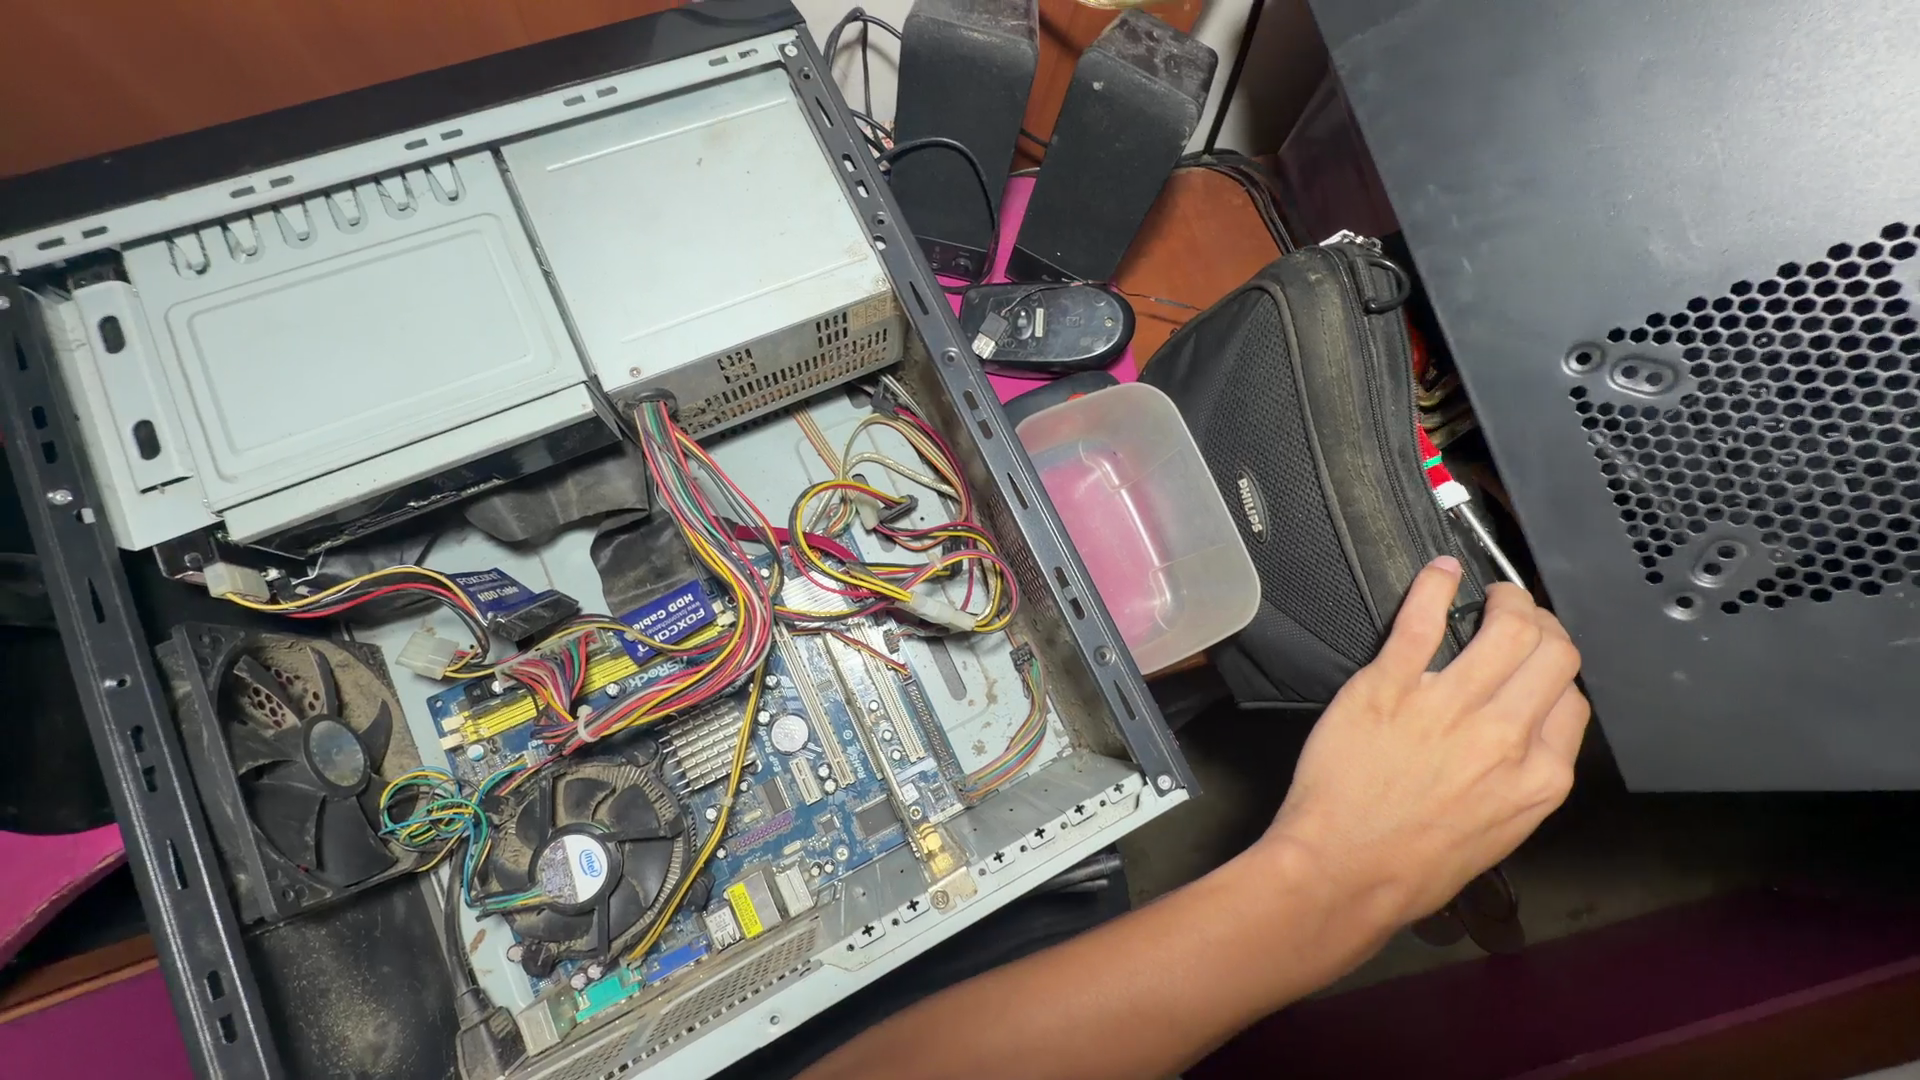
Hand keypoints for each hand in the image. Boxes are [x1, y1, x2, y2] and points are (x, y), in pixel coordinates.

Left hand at [1260, 556, 1588, 930]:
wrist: (1345, 865)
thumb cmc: (1414, 860)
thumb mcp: (1497, 829)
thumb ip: (1519, 776)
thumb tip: (1526, 731)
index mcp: (1541, 777)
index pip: (1572, 701)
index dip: (1555, 673)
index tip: (1535, 660)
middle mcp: (1506, 735)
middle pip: (1552, 654)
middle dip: (1543, 624)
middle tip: (1518, 612)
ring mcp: (1448, 706)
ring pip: (1506, 631)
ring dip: (1505, 601)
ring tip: (1493, 593)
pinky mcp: (1389, 687)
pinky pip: (1421, 622)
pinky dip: (1435, 589)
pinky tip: (1441, 572)